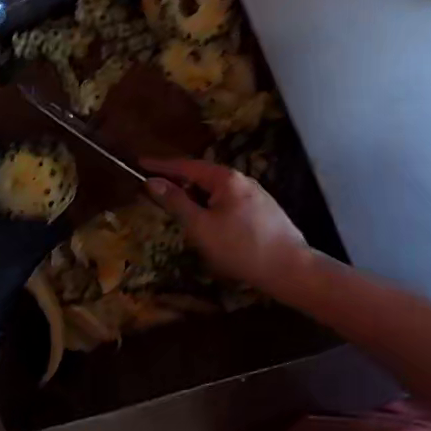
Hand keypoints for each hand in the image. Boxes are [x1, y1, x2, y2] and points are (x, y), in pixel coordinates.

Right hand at [142, 158, 314, 293]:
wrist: (290, 268)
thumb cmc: (241, 247)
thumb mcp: (201, 227)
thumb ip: (176, 202)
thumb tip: (153, 182)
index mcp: (225, 178)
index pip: (186, 165)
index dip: (162, 165)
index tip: (140, 162)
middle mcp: (242, 179)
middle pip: (203, 175)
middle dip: (180, 181)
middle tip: (157, 189)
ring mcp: (256, 194)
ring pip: (217, 190)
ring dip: (196, 196)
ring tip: (180, 208)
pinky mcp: (264, 210)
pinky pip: (229, 201)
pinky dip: (212, 206)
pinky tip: (210, 223)